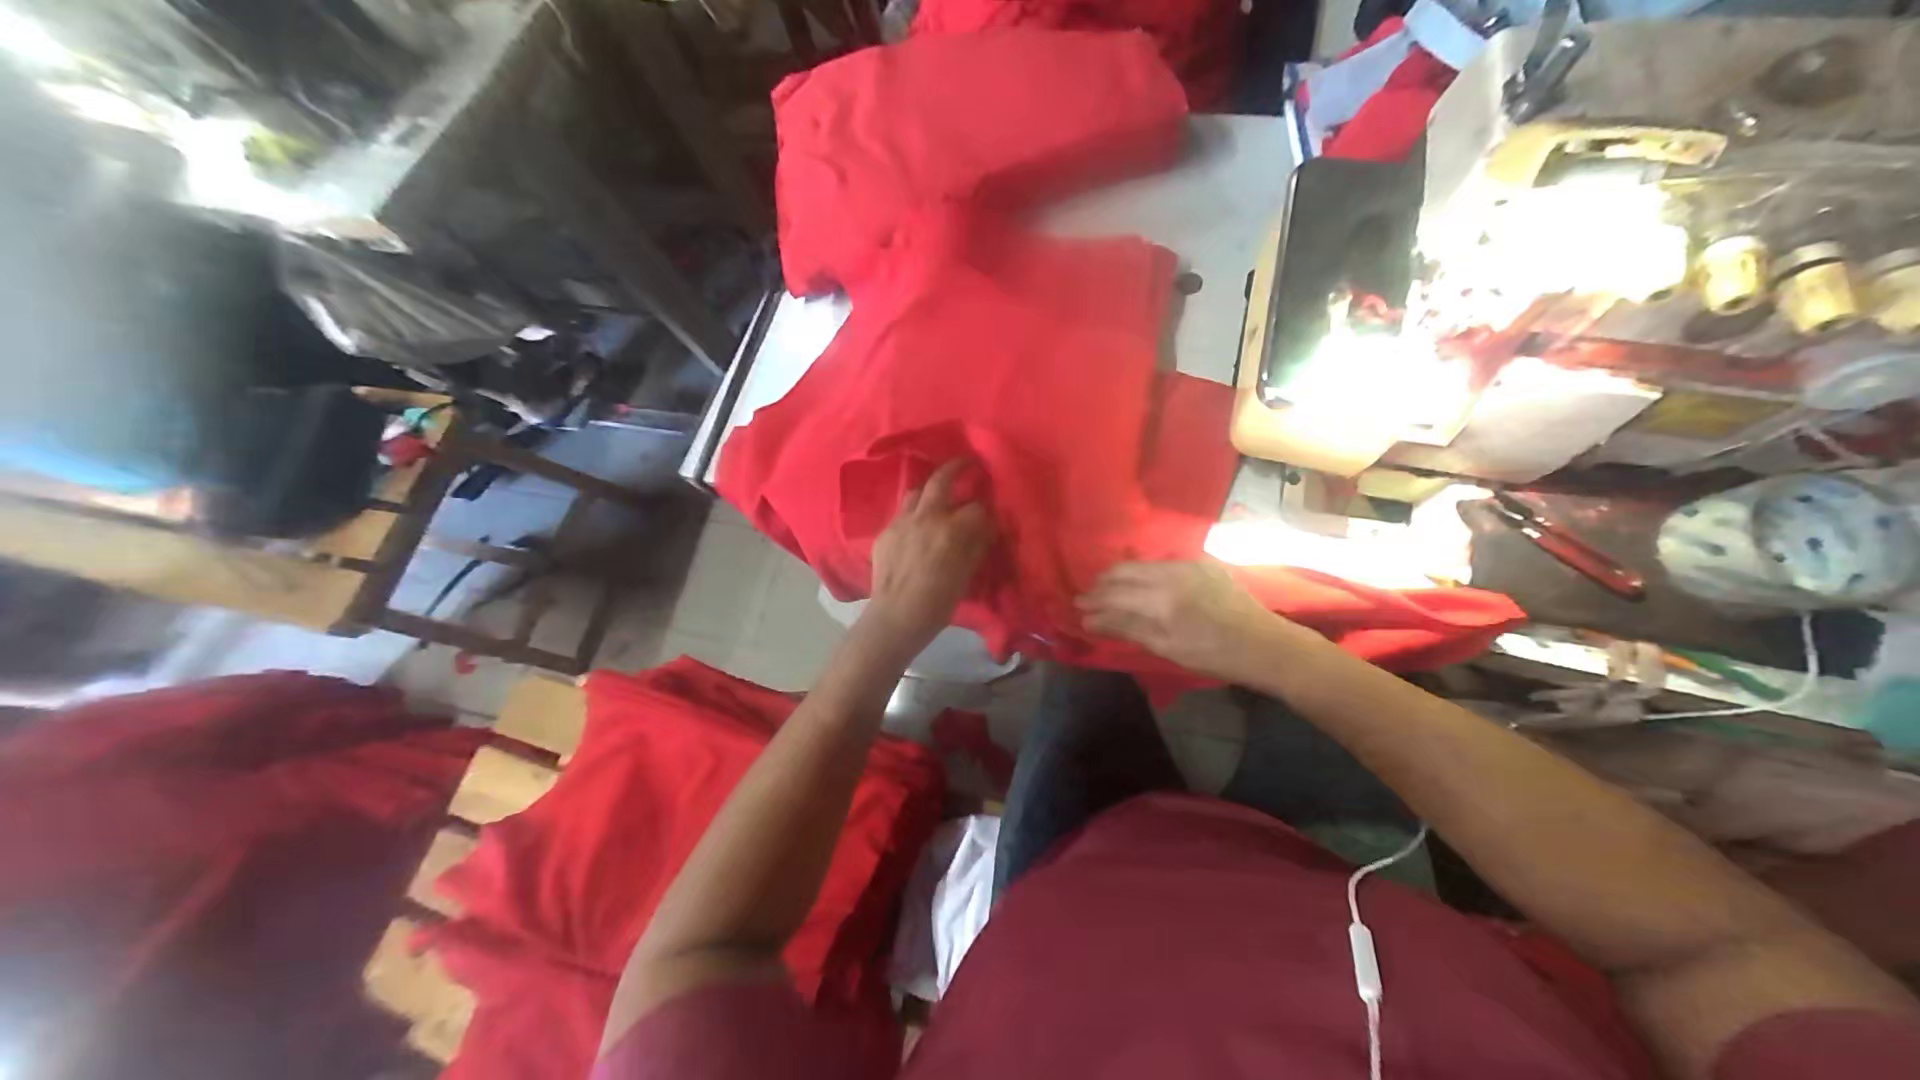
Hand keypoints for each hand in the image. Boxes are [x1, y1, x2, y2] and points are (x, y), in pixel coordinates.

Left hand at [866, 460, 994, 653]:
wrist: (896, 617)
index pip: (976, 507)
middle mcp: (926, 517)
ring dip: (930, 491)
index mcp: (951, 529)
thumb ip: (976, 545)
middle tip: (966, 464)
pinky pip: (901, 514)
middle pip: (941, 479)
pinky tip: (916, 529)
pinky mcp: (885, 532)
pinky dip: (913, 515)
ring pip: (917, 492)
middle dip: (956, 468)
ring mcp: (901, 522)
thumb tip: (985, 527)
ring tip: (938, 498)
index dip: (985, 510)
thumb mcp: (967, 575)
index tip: (989, 513)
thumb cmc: (938, 603)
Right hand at [1077, 560, 1300, 681]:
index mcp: (1160, 597)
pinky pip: (1162, 562)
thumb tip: (1090, 620)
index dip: (1092, 601)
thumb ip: (1126, 628)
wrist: (1265, 645)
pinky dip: (1144, 572)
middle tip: (1088, 598)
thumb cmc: (1213, 655)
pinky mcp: (1202, 563)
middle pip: (1123, 571)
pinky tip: (1143, 585)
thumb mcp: (1166, 648)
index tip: (1077, 609)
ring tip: (1110, 590)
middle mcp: (1170, 572)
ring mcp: (1188, 564)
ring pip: (1142, 564)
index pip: (1113, 593)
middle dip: (1102, 584)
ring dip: (1121, 576)